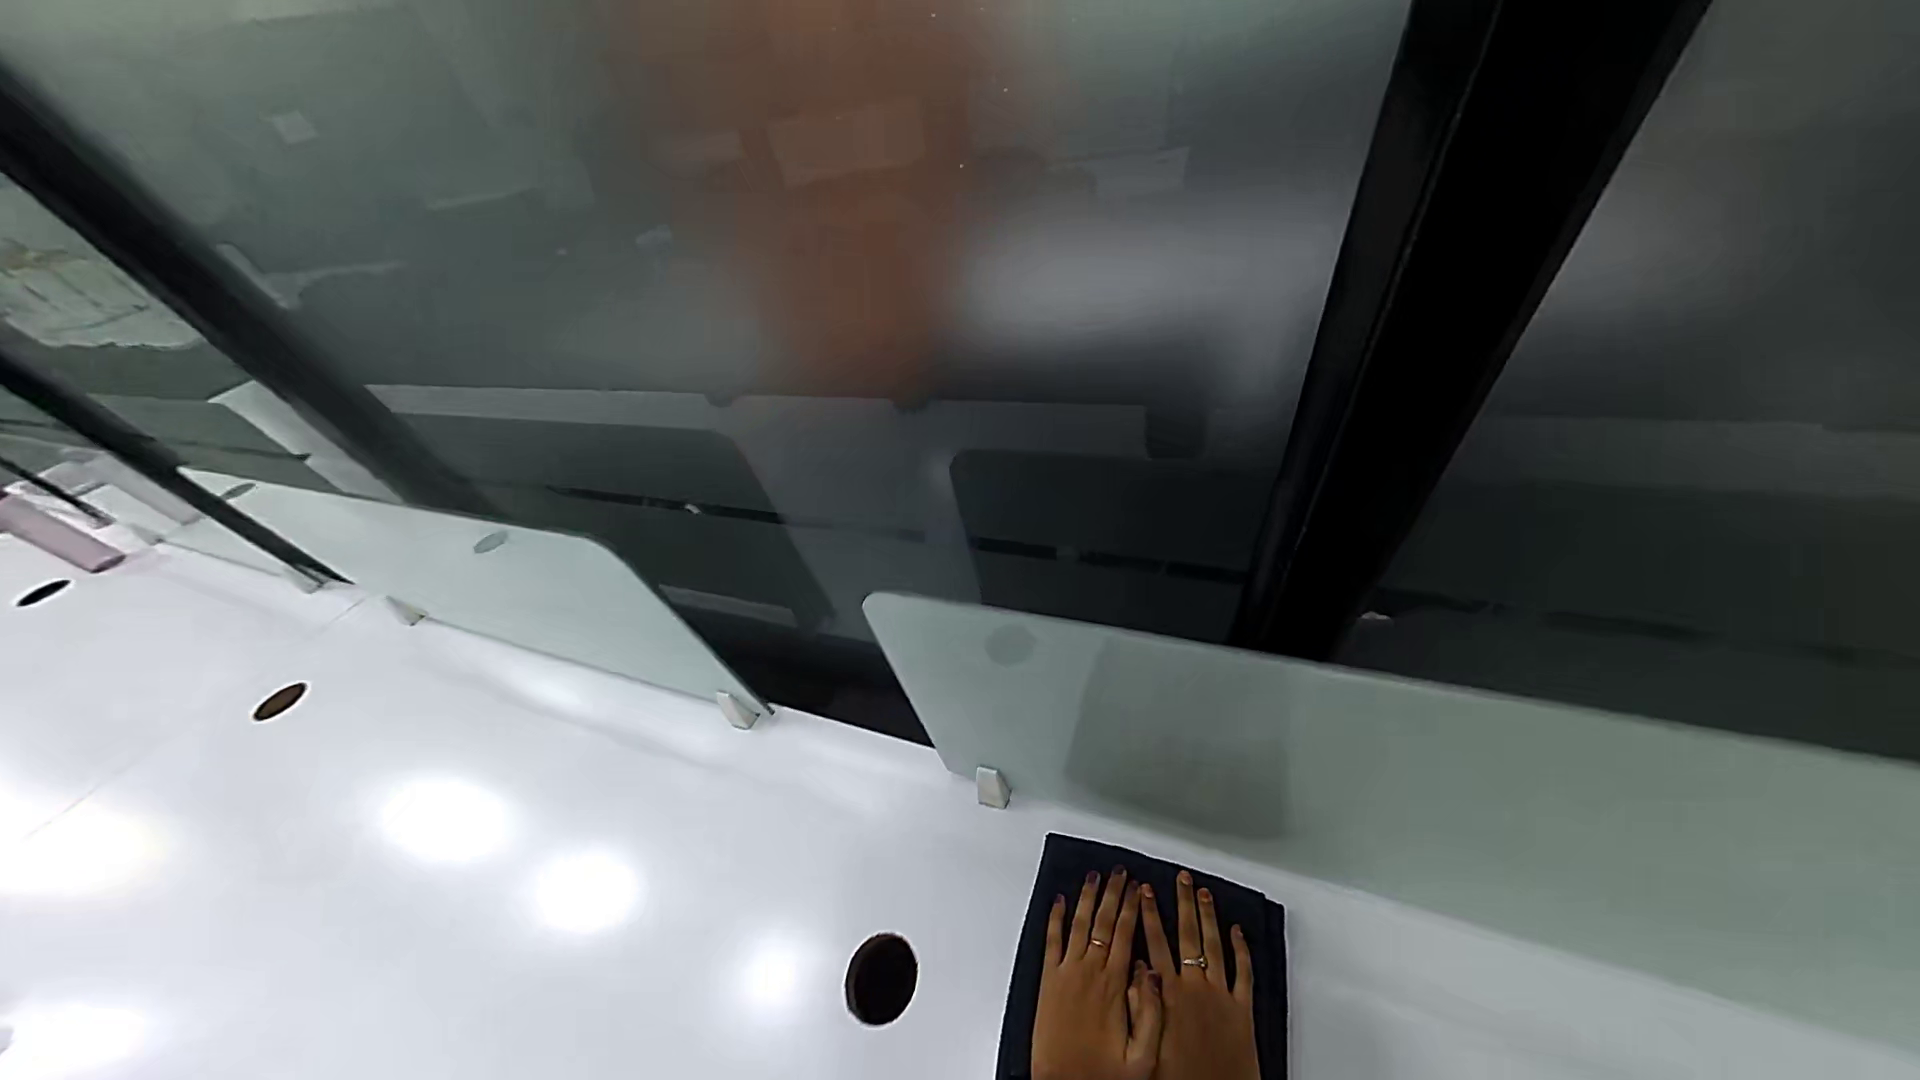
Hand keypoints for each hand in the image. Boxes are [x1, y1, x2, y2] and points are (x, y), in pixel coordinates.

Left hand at [1031, 867, 1163, 1079]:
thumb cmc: (1102, 1076)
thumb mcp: (1142, 1057)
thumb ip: (1150, 1013)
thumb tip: (1152, 973)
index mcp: (1113, 985)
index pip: (1126, 935)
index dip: (1132, 908)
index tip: (1138, 887)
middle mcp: (1089, 971)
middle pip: (1103, 921)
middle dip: (1113, 893)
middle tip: (1120, 872)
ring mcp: (1066, 972)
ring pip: (1078, 923)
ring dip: (1087, 897)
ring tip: (1094, 876)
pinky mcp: (1048, 979)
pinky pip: (1052, 939)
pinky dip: (1055, 917)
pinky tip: (1059, 900)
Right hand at [1141, 871, 1259, 1079]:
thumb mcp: (1146, 1043)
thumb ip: (1138, 1004)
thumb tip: (1133, 970)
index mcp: (1168, 993)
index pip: (1155, 941)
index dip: (1149, 913)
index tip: (1143, 890)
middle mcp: (1193, 986)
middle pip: (1186, 934)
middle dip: (1182, 902)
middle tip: (1181, 877)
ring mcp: (1220, 995)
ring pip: (1213, 945)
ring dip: (1208, 916)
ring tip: (1204, 892)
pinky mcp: (1243, 1010)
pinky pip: (1243, 972)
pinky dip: (1241, 949)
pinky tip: (1238, 930)